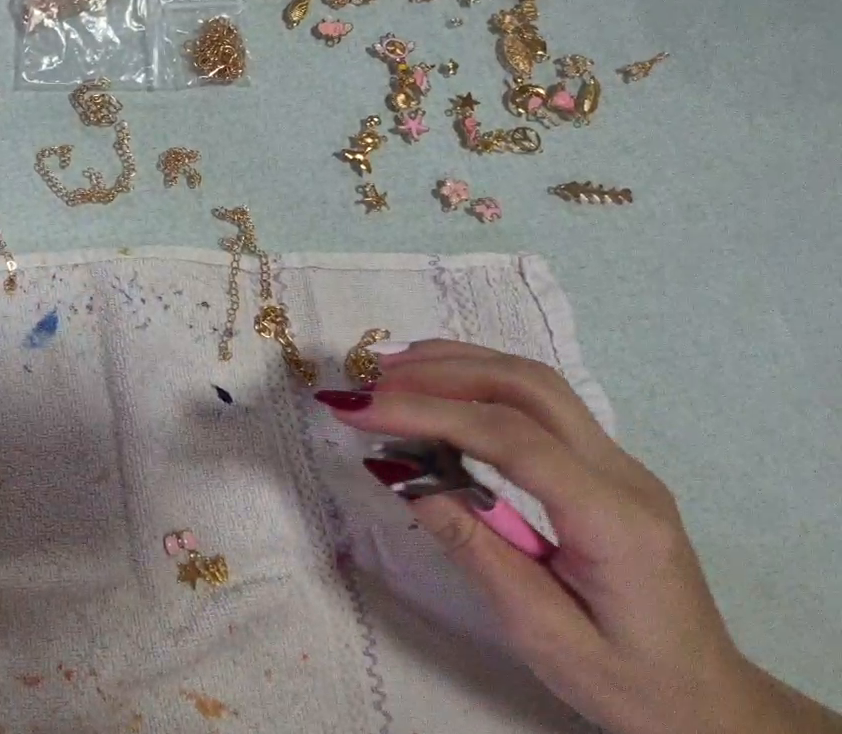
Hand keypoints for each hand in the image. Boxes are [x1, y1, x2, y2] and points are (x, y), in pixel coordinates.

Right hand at [316, 340, 840, 733]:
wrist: (709, 706)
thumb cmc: (622, 680)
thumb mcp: (537, 629)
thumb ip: (469, 543)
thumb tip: (396, 469)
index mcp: (613, 521)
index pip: (509, 436)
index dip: (424, 412)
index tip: (353, 411)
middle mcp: (624, 475)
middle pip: (527, 387)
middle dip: (438, 373)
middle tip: (364, 384)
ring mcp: (619, 464)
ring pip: (534, 381)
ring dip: (456, 365)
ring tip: (383, 371)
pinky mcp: (603, 465)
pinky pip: (536, 401)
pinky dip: (476, 378)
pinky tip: (433, 384)